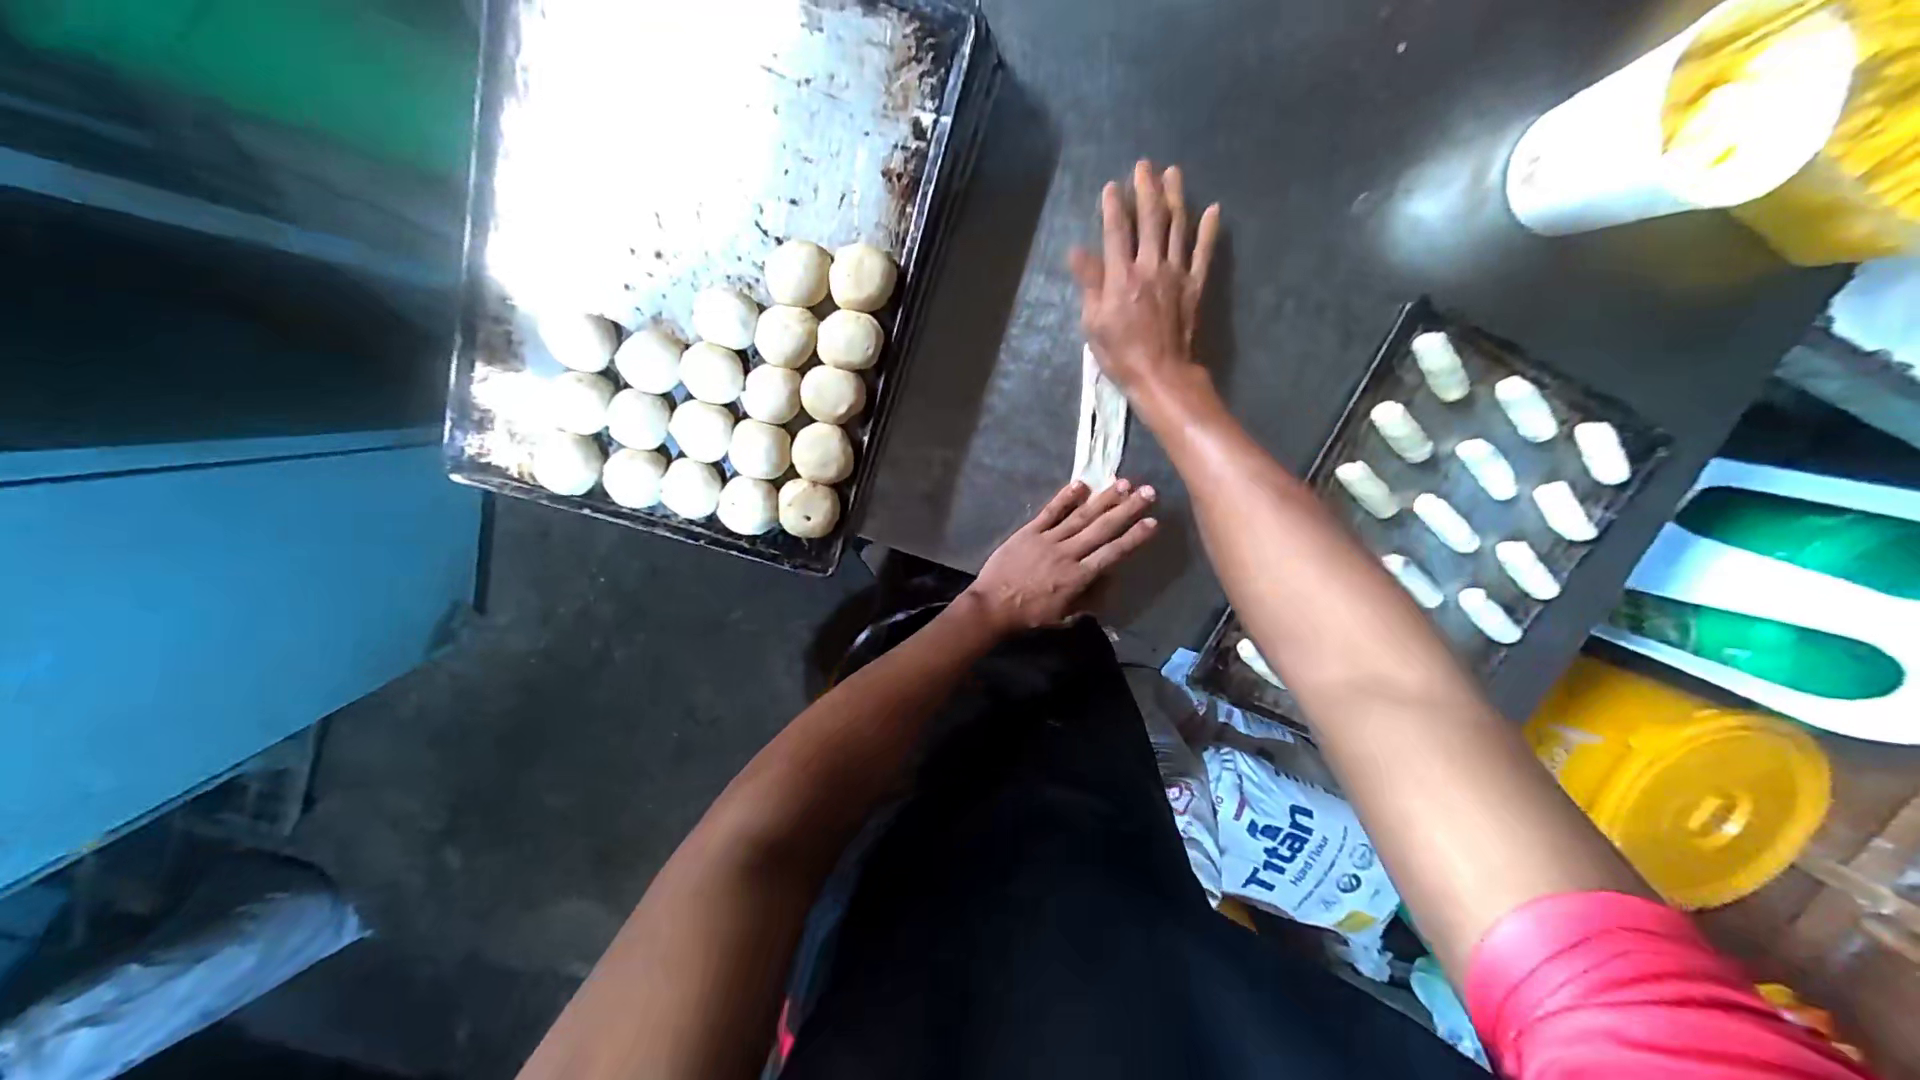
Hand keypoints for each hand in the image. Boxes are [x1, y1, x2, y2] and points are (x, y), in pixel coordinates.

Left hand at [963, 479, 1158, 635]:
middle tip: (1148, 491)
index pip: (1112, 553)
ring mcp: (1047, 540)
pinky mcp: (1028, 532)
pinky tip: (1081, 484)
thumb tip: (1108, 580)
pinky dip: (1065, 498)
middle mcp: (1067, 554)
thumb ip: (1087, 597)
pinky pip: (1050, 512)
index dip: (1134, 537)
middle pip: (1102, 528)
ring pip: (1080, 516)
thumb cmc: (1029, 615)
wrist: (991, 606)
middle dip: (1127, 509)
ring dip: (1103, 499)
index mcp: (1077, 577)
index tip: (1153, 522)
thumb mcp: (1063, 615)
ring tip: (1123, 482)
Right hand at [1069, 160, 1220, 398]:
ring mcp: (1176, 273)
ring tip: (1173, 173)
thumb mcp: (1093, 323)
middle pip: (1150, 219)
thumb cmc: (1120, 354)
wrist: (1161, 374)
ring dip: (1175, 197)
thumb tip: (1077, 252)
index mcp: (1121, 276)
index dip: (1113, 206)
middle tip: (1144, 165)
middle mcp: (1150, 266)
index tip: (1111, 186)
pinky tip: (1213, 209)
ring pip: (1177, 226)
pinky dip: (1209, 229)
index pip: (1116, 231)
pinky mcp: (1195, 285)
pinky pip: (1204, 252)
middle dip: (1146, 189)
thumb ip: (1089, 283)